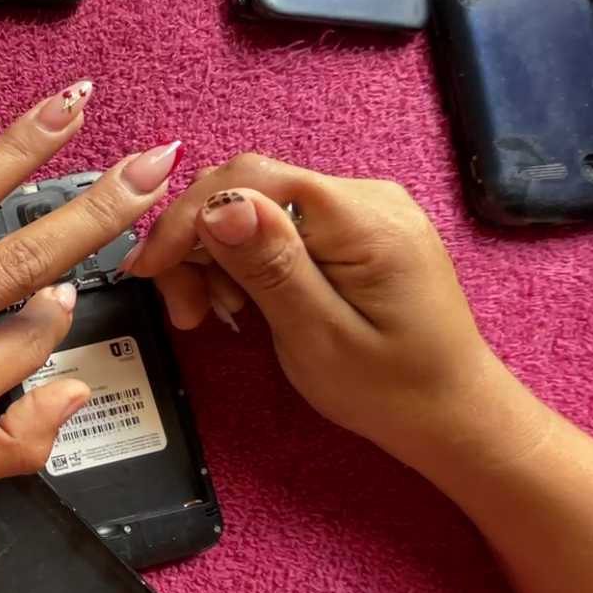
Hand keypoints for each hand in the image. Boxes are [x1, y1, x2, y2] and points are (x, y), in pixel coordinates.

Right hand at [121, 154, 539, 466]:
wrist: (444, 412)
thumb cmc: (388, 388)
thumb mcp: (318, 335)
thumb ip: (270, 266)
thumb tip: (218, 207)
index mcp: (365, 221)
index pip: (250, 180)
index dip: (188, 217)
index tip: (148, 268)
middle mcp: (358, 198)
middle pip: (238, 190)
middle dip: (193, 244)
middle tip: (186, 309)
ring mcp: (347, 210)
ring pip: (240, 208)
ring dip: (207, 259)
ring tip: (212, 313)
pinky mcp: (334, 229)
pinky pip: (260, 226)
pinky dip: (229, 262)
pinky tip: (234, 301)